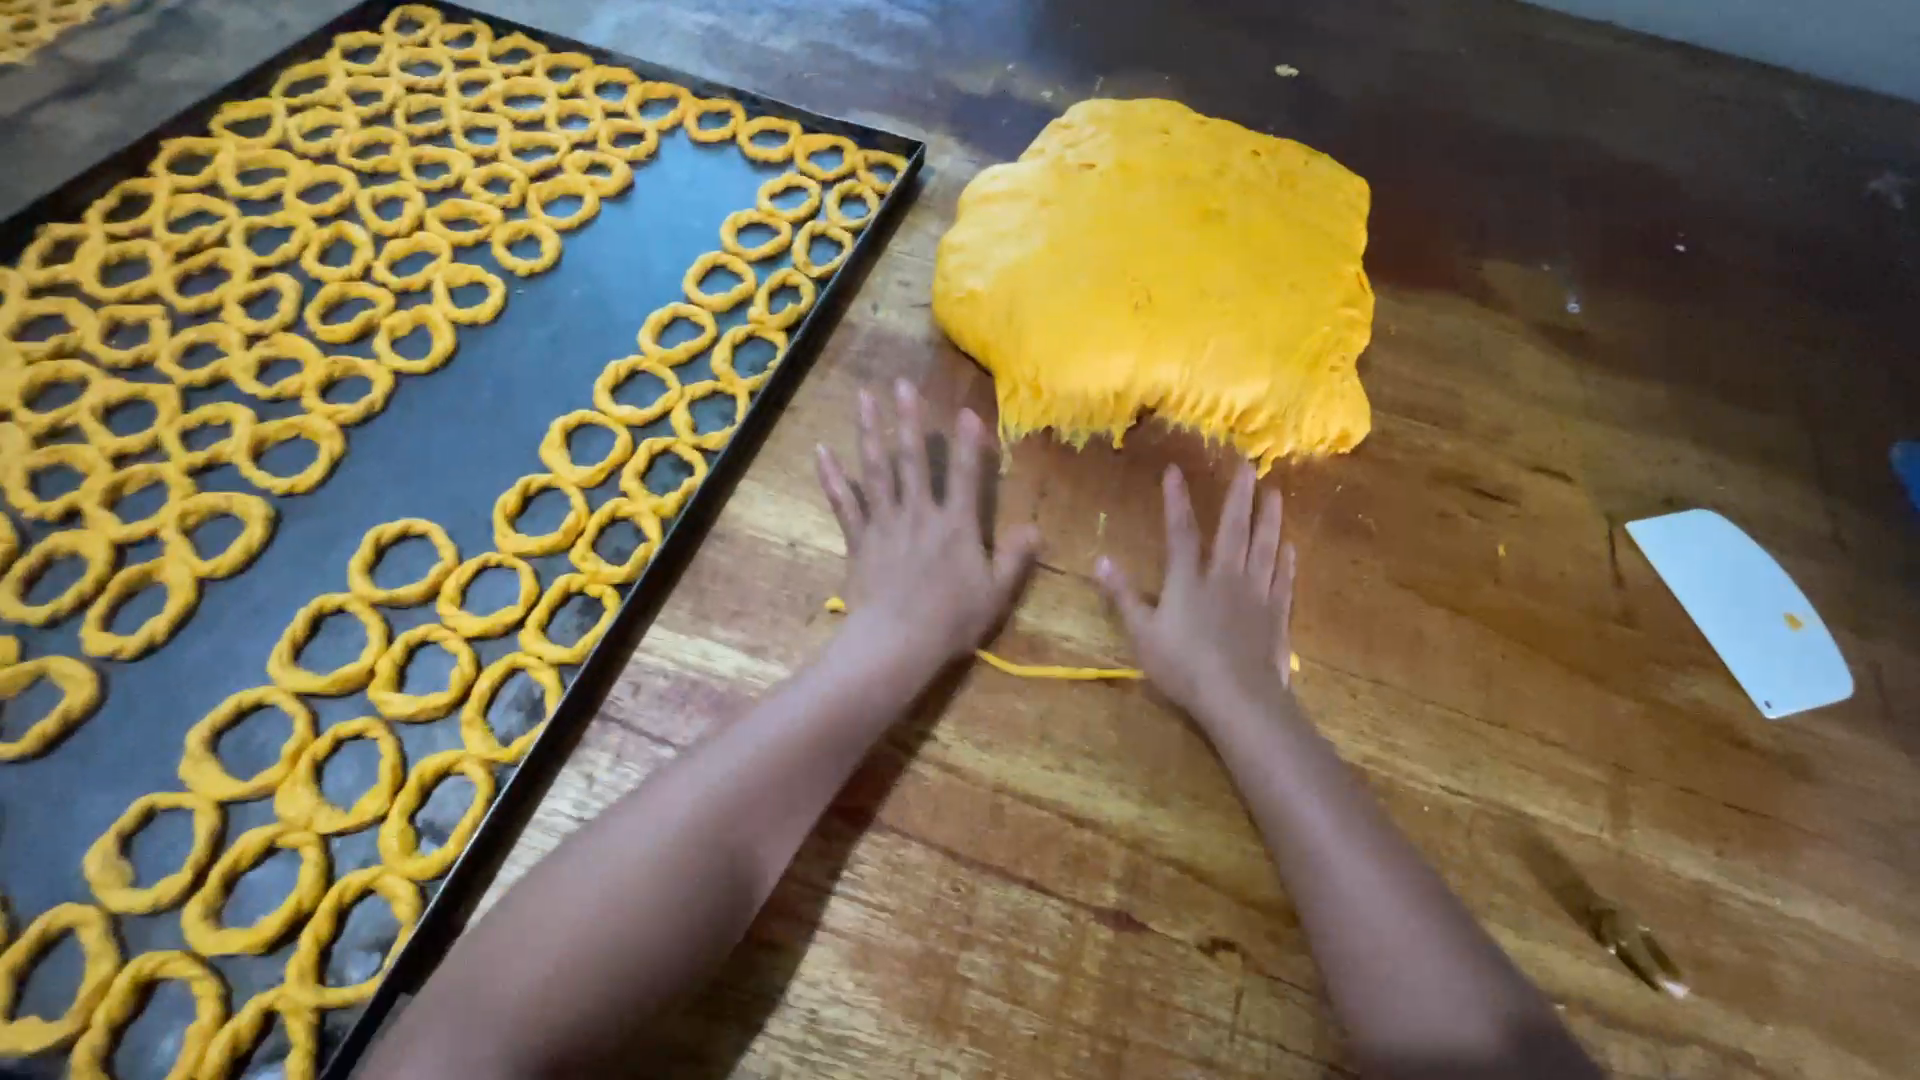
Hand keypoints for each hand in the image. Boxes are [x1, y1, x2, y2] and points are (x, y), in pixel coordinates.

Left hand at [814, 380, 1040, 666]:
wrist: (896, 643)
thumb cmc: (950, 621)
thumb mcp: (995, 594)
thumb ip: (1015, 559)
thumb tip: (1035, 528)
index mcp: (956, 525)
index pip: (966, 475)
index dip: (969, 442)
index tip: (968, 410)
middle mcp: (919, 513)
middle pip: (913, 458)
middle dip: (909, 419)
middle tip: (901, 384)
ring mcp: (885, 523)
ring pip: (876, 469)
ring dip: (870, 431)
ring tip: (864, 398)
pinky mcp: (859, 539)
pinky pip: (844, 503)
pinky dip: (832, 477)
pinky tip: (822, 451)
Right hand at [1095, 463, 1295, 718]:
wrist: (1239, 697)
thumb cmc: (1183, 666)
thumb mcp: (1142, 634)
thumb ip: (1123, 596)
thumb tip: (1100, 560)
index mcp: (1188, 580)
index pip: (1180, 531)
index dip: (1176, 500)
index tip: (1175, 470)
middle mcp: (1225, 576)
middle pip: (1233, 529)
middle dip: (1239, 496)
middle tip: (1250, 466)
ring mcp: (1256, 593)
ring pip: (1265, 547)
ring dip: (1270, 519)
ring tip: (1276, 493)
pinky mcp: (1277, 614)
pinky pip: (1283, 579)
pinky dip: (1287, 560)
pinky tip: (1290, 546)